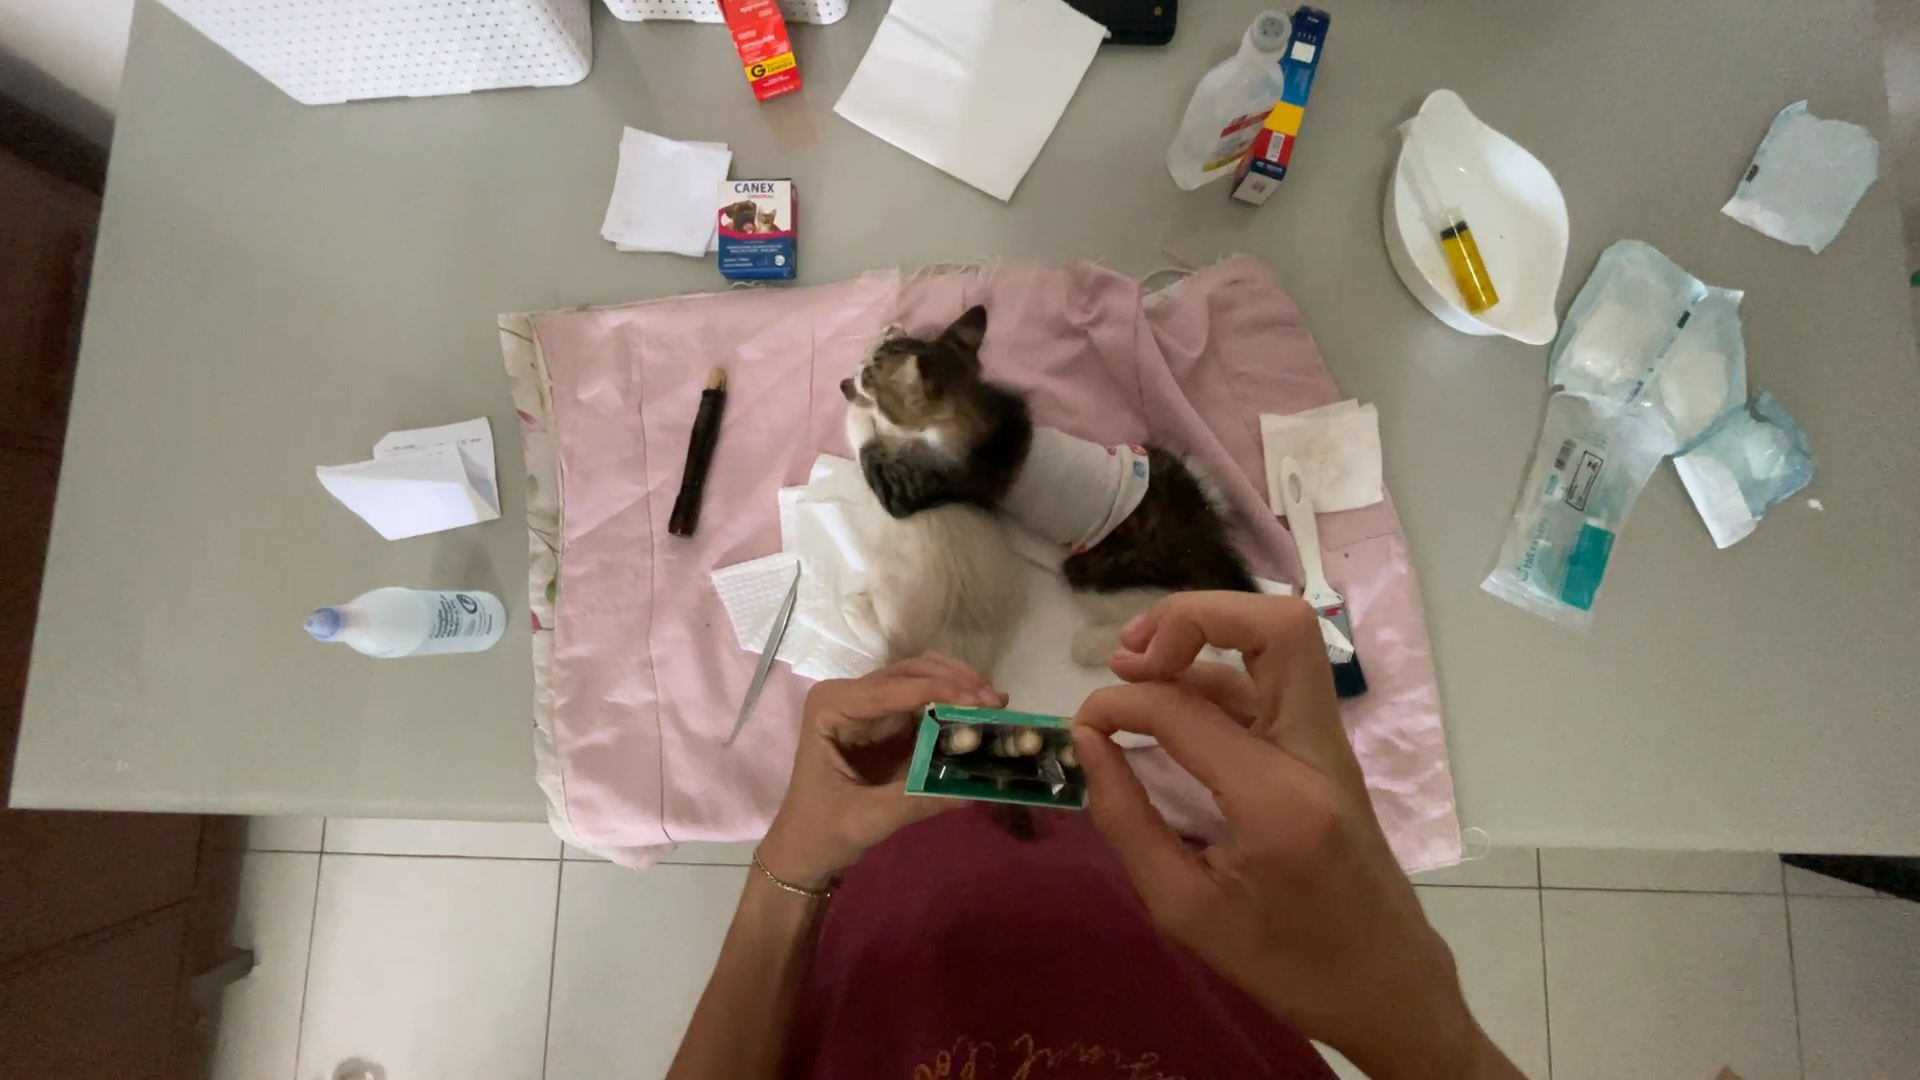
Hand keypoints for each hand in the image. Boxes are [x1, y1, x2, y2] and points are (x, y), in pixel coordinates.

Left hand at [760, 654, 1007, 891]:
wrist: (804, 849)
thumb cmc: (823, 832)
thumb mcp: (868, 820)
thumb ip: (916, 800)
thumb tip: (971, 791)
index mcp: (832, 707)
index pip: (891, 688)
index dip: (937, 690)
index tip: (979, 701)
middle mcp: (848, 694)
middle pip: (909, 672)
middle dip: (954, 682)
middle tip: (995, 701)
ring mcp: (867, 703)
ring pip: (919, 676)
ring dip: (957, 683)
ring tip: (995, 701)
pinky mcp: (885, 719)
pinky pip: (923, 696)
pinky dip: (952, 698)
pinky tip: (979, 708)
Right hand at [1071, 592, 1518, 1079]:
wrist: (1391, 992)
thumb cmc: (1285, 963)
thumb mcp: (1183, 908)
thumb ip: (1125, 818)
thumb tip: (1086, 739)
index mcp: (1278, 802)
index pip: (1185, 709)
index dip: (1120, 703)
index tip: (1084, 725)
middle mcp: (1316, 751)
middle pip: (1278, 626)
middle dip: (1192, 614)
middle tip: (1133, 650)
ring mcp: (1328, 741)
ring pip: (1281, 637)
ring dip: (1203, 628)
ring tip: (1135, 656)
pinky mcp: (1323, 745)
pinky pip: (1268, 677)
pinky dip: (1213, 664)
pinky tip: (1169, 690)